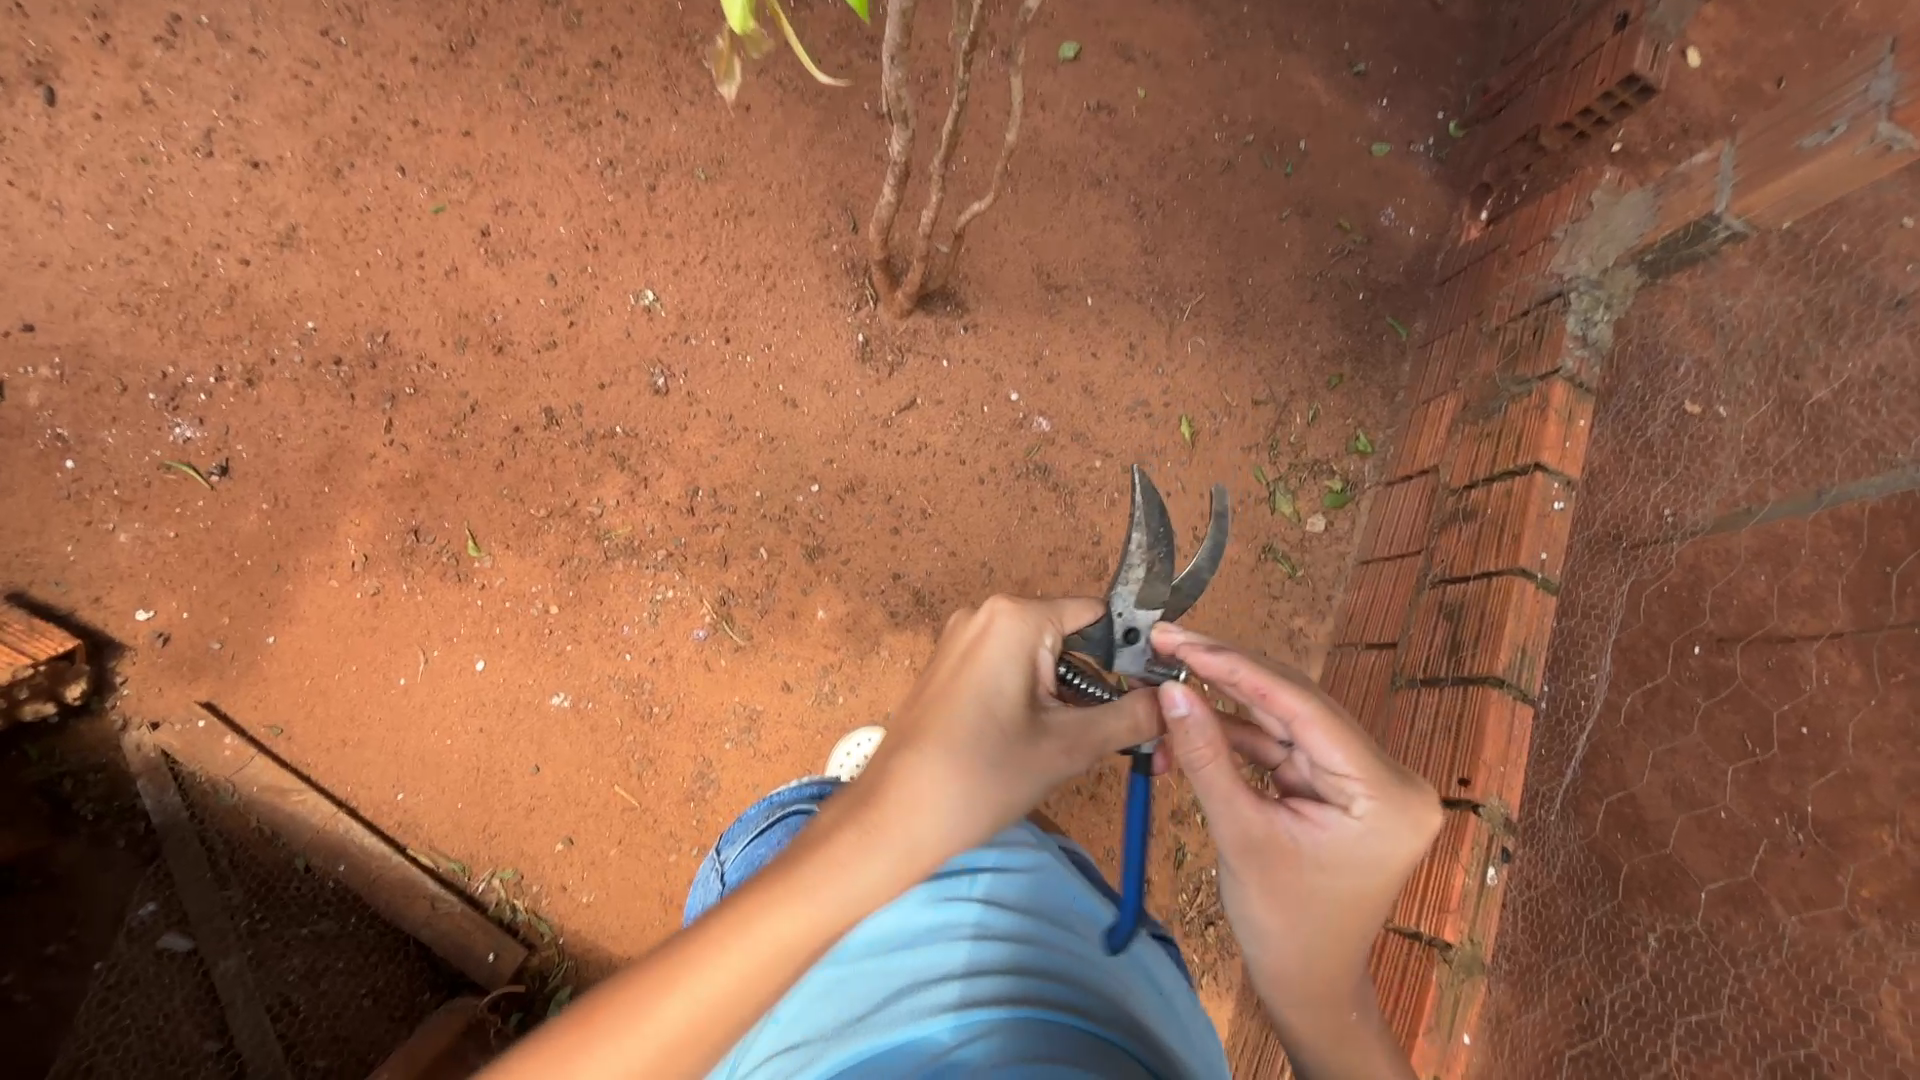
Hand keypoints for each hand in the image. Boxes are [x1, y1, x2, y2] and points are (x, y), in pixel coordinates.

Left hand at [853, 595, 1160, 862]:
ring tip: (1084, 743)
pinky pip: (1008, 668)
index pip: (1097, 615)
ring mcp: (962, 639)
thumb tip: (1173, 702)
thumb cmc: (981, 776)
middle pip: (1068, 636)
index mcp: (1015, 617)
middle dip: (1099, 682)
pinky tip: (1043, 738)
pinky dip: (1034, 696)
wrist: (895, 816)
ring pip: (1039, 656)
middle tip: (1128, 731)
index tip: (1155, 692)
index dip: (1131, 653)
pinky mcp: (950, 665)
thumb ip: (1129, 716)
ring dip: (1068, 694)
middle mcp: (986, 614)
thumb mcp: (1067, 746)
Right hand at [1149, 624, 1441, 1042]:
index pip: (1304, 707)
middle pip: (1294, 704)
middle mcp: (1383, 774)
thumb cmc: (1282, 924)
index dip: (1237, 668)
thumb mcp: (1239, 834)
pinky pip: (1277, 745)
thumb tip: (1171, 690)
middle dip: (1226, 675)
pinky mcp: (1334, 785)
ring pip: (1281, 719)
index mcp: (1385, 791)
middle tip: (1170, 643)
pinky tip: (1188, 723)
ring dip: (1221, 706)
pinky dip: (1231, 737)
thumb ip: (1206, 756)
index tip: (1184, 641)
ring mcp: (1359, 778)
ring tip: (1167, 680)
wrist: (1306, 983)